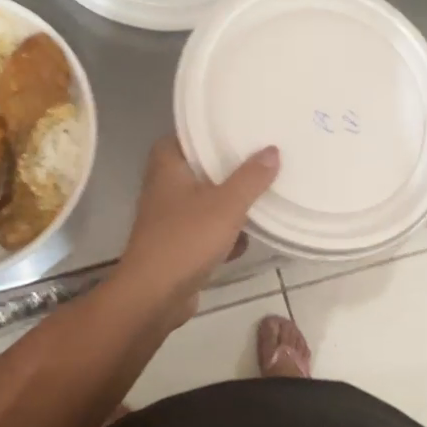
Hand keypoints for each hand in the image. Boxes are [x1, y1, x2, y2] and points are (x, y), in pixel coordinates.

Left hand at [115, 136, 279, 318]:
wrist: (154, 295)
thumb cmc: (186, 239)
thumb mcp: (226, 204)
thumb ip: (251, 178)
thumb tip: (272, 151)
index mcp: (167, 168)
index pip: (182, 137)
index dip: (205, 132)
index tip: (234, 131)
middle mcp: (163, 190)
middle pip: (196, 171)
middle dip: (225, 170)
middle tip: (256, 161)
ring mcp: (168, 221)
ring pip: (202, 204)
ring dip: (226, 205)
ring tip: (259, 197)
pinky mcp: (176, 248)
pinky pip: (204, 234)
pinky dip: (222, 237)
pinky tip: (246, 241)